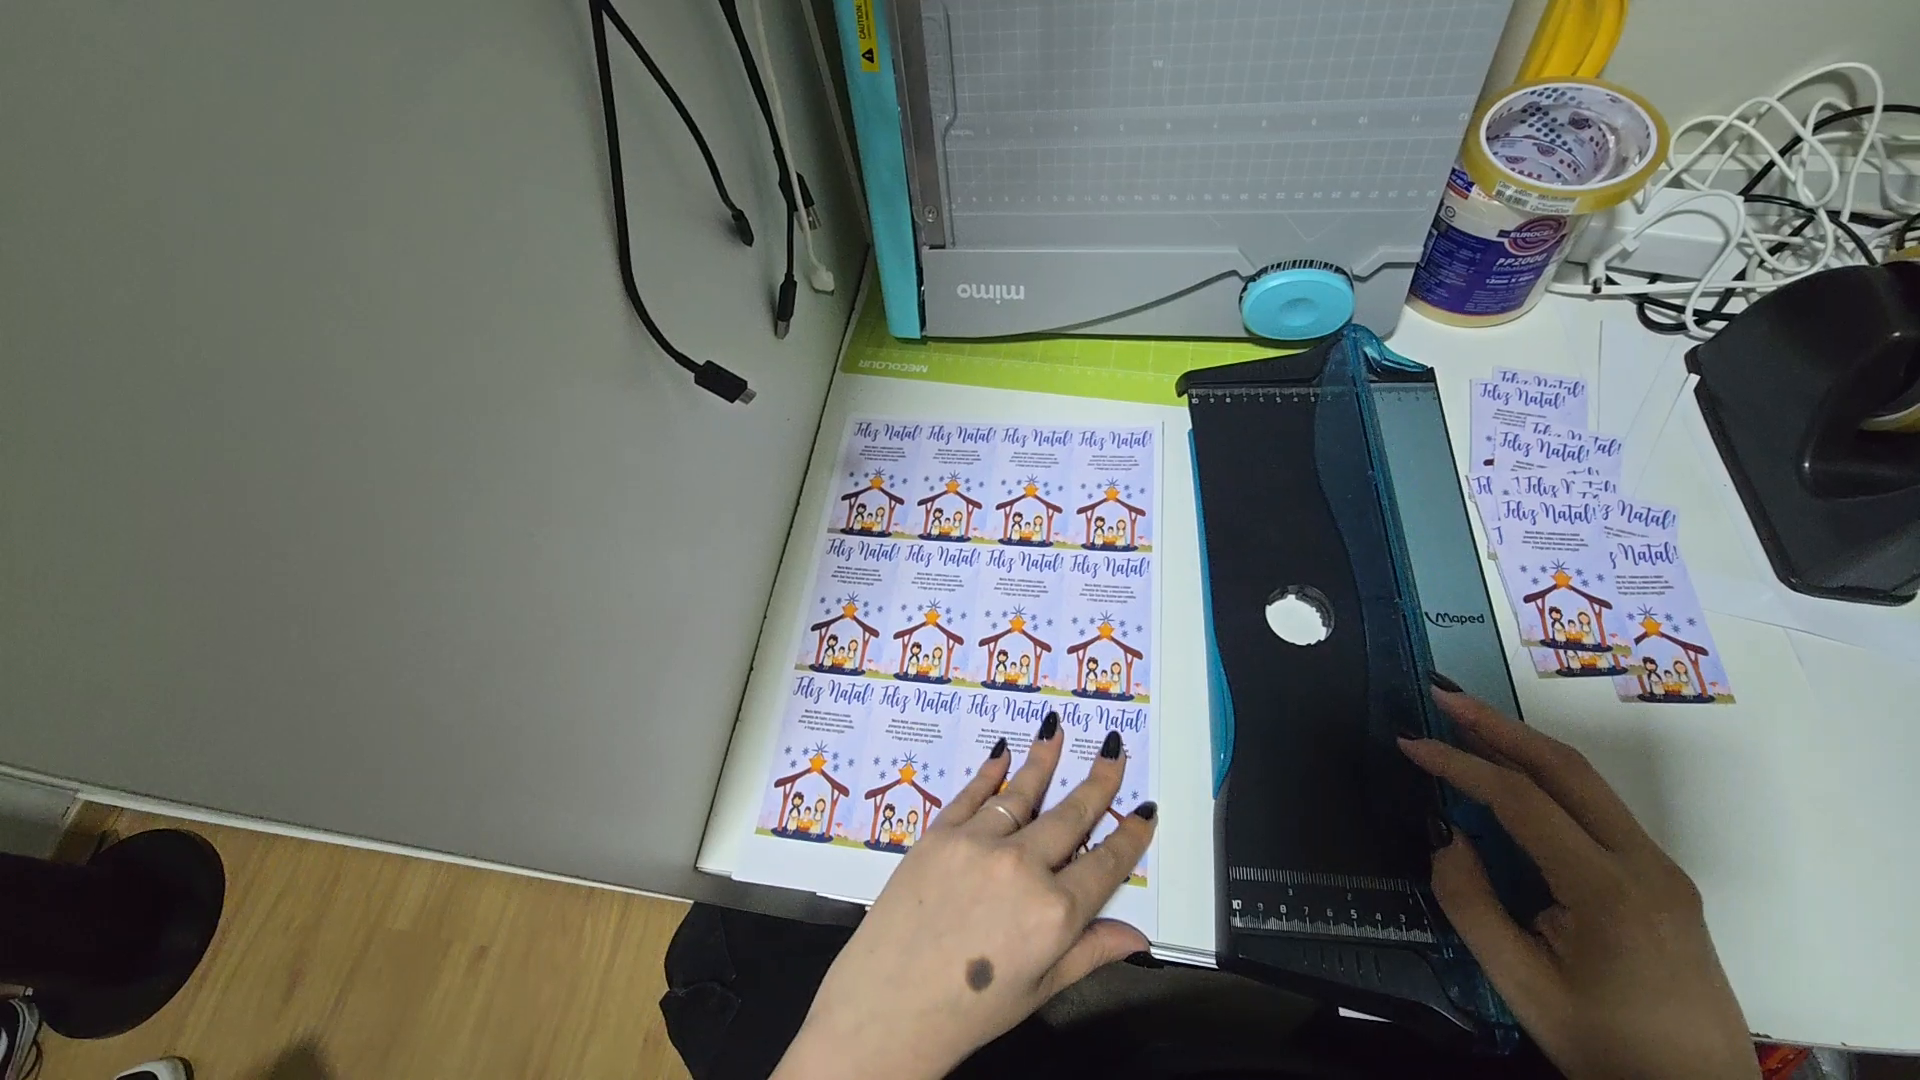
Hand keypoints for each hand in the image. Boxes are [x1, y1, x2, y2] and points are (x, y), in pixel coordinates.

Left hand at [772, 714, 1156, 1079]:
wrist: (886, 1009)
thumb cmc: (967, 1010)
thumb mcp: (1040, 989)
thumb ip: (1090, 952)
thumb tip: (1137, 937)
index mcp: (1055, 913)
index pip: (1106, 864)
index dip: (1131, 837)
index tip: (1145, 812)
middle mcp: (1022, 867)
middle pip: (1071, 816)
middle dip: (1099, 781)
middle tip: (1115, 750)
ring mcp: (978, 844)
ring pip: (1022, 792)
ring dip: (1044, 760)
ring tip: (1057, 731)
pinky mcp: (939, 835)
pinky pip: (972, 794)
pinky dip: (990, 772)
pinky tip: (1003, 752)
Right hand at [1401, 685, 1756, 1079]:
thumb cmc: (1603, 1044)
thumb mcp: (1519, 983)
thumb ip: (1470, 902)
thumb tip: (1446, 837)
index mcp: (1609, 892)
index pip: (1523, 802)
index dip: (1460, 765)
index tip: (1410, 745)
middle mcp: (1645, 864)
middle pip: (1566, 769)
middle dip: (1498, 725)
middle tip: (1441, 697)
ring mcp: (1660, 867)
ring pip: (1586, 781)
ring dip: (1522, 743)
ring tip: (1466, 719)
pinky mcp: (1660, 876)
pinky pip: (1596, 807)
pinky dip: (1545, 776)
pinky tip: (1510, 772)